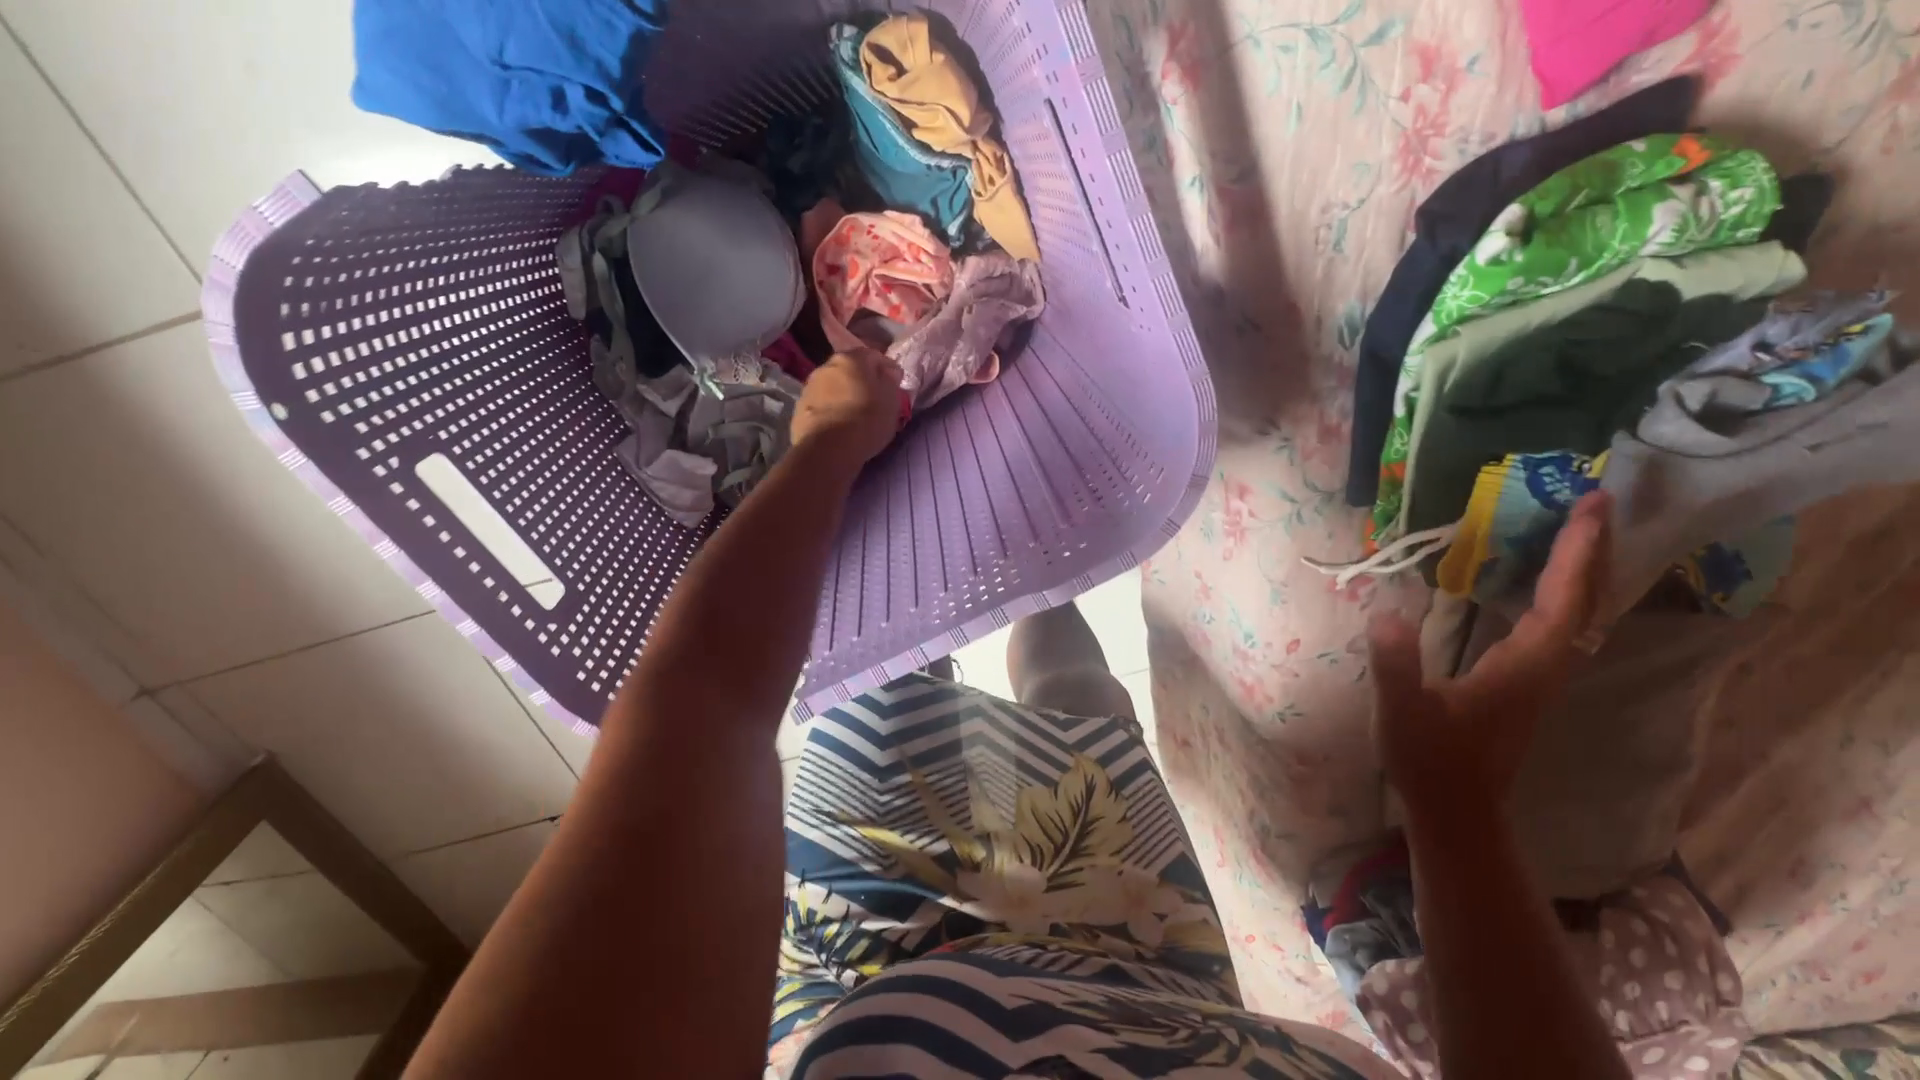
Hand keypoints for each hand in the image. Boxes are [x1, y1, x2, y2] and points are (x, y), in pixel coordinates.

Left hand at [790, 347, 902, 468]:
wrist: (828, 448)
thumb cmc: (866, 420)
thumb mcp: (891, 400)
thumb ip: (890, 381)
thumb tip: (887, 373)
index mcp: (851, 359)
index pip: (873, 355)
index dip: (887, 368)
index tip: (895, 382)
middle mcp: (826, 366)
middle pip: (849, 369)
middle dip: (861, 380)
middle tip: (874, 398)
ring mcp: (809, 387)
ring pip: (832, 386)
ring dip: (843, 395)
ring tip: (853, 414)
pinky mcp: (799, 409)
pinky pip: (821, 405)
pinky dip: (830, 410)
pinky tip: (837, 425)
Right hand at [1369, 491, 1610, 820]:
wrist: (1456, 810)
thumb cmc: (1430, 761)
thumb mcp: (1402, 712)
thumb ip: (1396, 665)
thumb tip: (1385, 614)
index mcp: (1523, 666)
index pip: (1563, 599)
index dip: (1577, 552)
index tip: (1589, 505)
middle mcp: (1546, 666)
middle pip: (1587, 600)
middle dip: (1593, 549)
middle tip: (1595, 501)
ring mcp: (1542, 676)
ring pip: (1580, 613)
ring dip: (1584, 569)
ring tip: (1579, 530)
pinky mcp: (1529, 682)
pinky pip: (1561, 625)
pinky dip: (1566, 592)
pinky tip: (1547, 582)